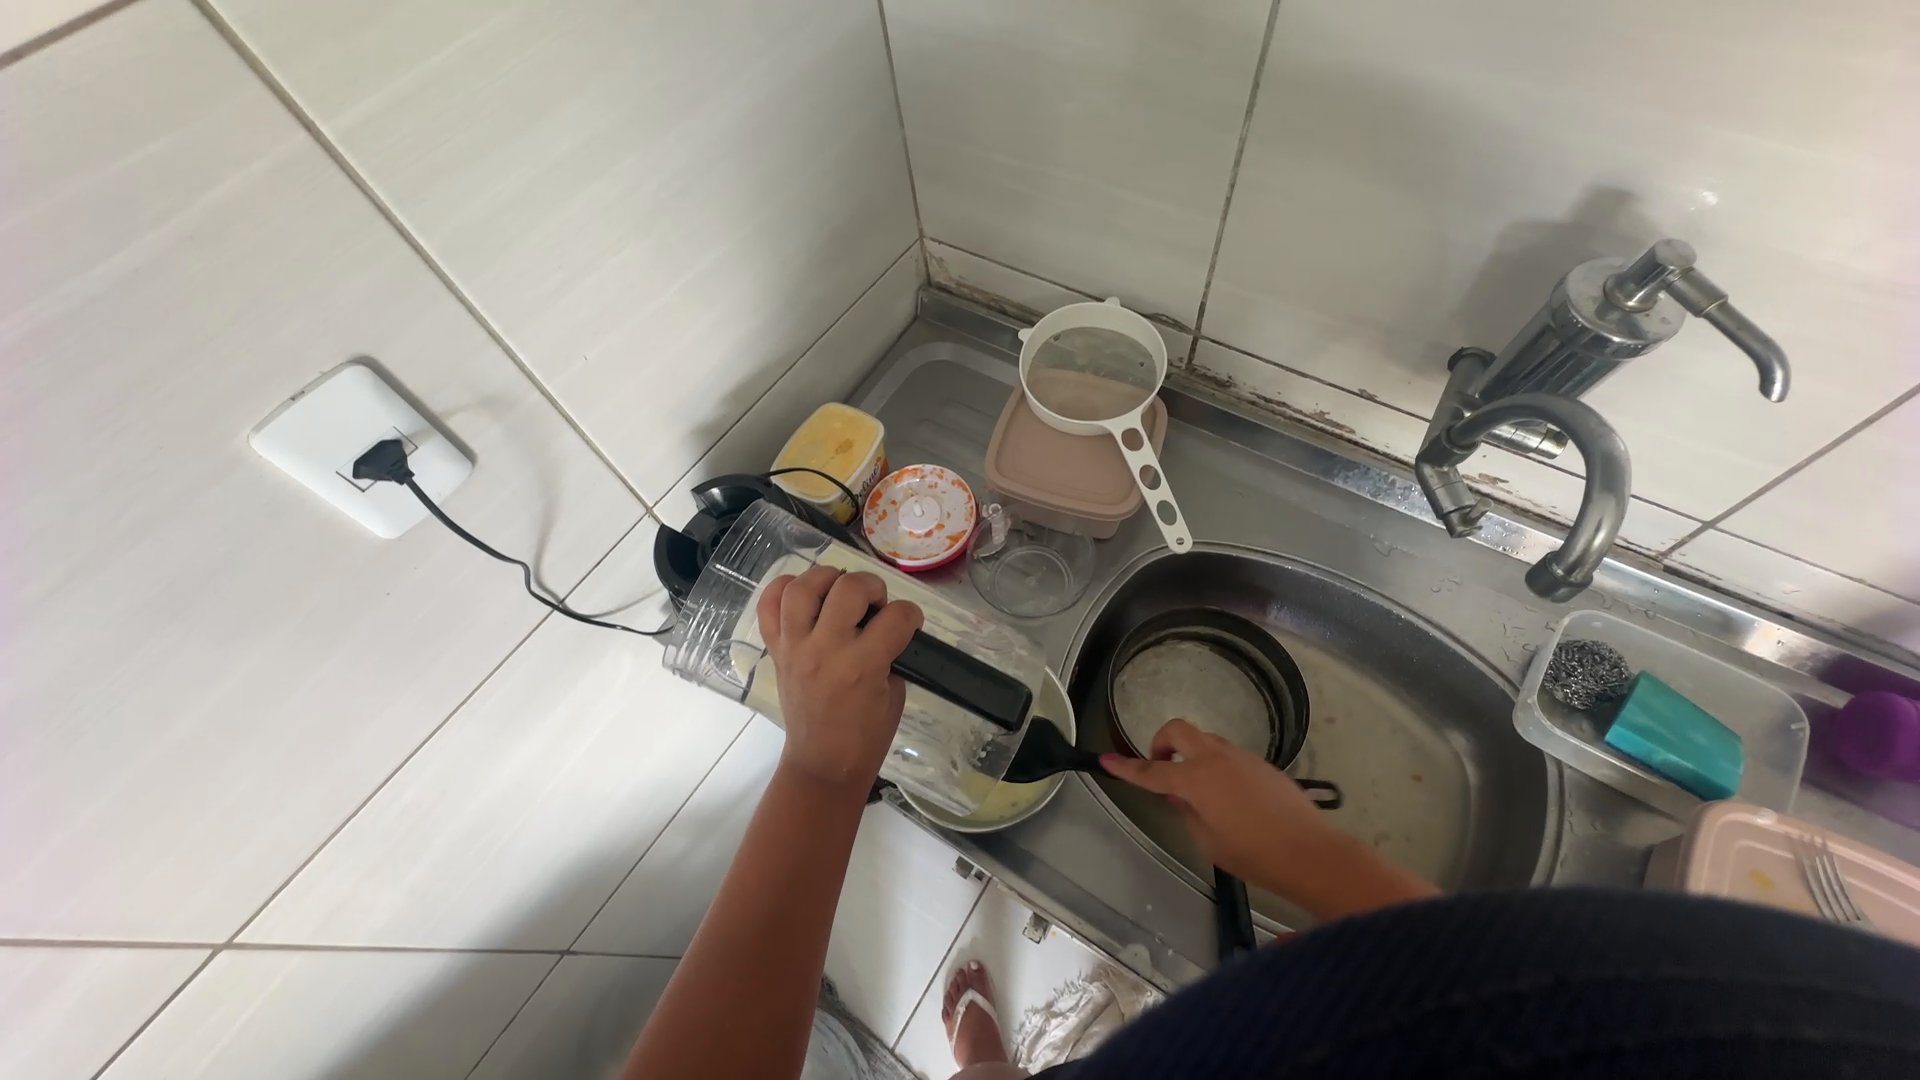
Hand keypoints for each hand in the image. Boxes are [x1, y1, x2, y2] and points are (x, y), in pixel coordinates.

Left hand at [757, 565, 922, 793]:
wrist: (822, 763)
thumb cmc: (866, 736)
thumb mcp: (894, 694)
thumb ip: (891, 654)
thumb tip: (886, 625)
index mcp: (862, 667)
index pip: (896, 617)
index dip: (912, 615)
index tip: (911, 624)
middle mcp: (825, 650)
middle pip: (849, 588)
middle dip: (873, 587)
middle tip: (877, 606)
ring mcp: (795, 648)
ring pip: (802, 587)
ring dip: (827, 578)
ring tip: (840, 591)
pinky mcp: (777, 651)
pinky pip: (768, 607)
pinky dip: (783, 590)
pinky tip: (804, 595)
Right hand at [1102, 719, 1436, 919]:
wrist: (1312, 853)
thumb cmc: (1255, 854)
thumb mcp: (1209, 841)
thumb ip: (1187, 812)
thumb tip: (1181, 796)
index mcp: (1197, 779)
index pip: (1151, 771)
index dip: (1126, 767)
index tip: (1106, 760)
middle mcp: (1217, 759)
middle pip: (1179, 730)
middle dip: (1162, 742)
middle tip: (1161, 767)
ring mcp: (1242, 757)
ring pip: (1206, 741)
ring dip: (1192, 755)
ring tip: (1198, 792)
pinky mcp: (1262, 765)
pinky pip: (1229, 755)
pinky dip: (1216, 766)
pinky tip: (1228, 798)